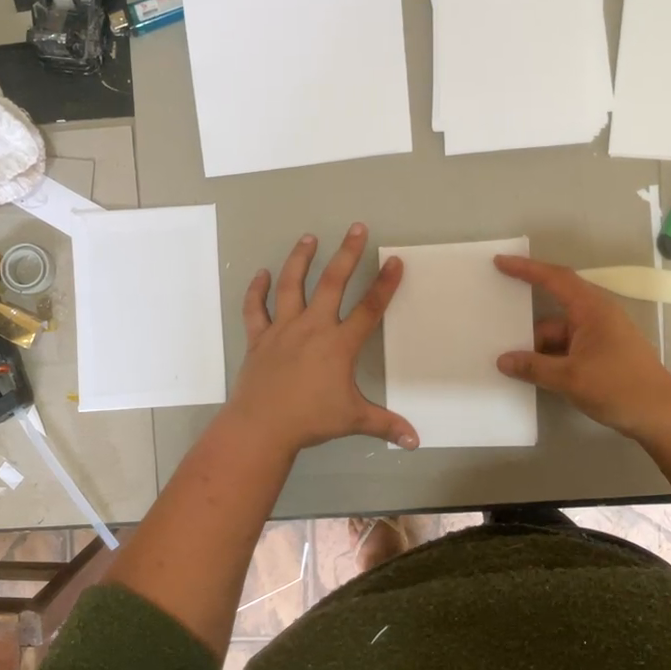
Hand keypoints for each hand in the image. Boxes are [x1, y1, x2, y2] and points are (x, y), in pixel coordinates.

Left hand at [225, 225, 418, 453]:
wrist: (261, 426)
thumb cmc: (310, 420)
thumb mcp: (353, 420)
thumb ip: (386, 425)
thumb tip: (414, 441)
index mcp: (339, 344)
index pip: (369, 309)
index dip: (384, 284)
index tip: (394, 261)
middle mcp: (312, 328)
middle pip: (332, 283)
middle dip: (347, 254)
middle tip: (356, 228)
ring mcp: (282, 330)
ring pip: (290, 285)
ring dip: (300, 259)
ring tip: (308, 238)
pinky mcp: (258, 338)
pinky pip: (255, 308)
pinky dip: (256, 290)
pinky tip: (261, 274)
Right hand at [493, 255, 670, 441]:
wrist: (660, 415)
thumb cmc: (618, 387)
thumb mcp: (569, 378)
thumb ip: (533, 367)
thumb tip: (503, 361)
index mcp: (592, 310)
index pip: (556, 279)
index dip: (526, 269)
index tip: (500, 262)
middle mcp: (597, 317)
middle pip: (553, 313)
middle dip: (527, 325)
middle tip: (497, 329)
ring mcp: (601, 337)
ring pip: (559, 335)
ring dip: (539, 349)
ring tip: (512, 365)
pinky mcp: (603, 355)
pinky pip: (568, 349)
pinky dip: (551, 359)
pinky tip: (534, 375)